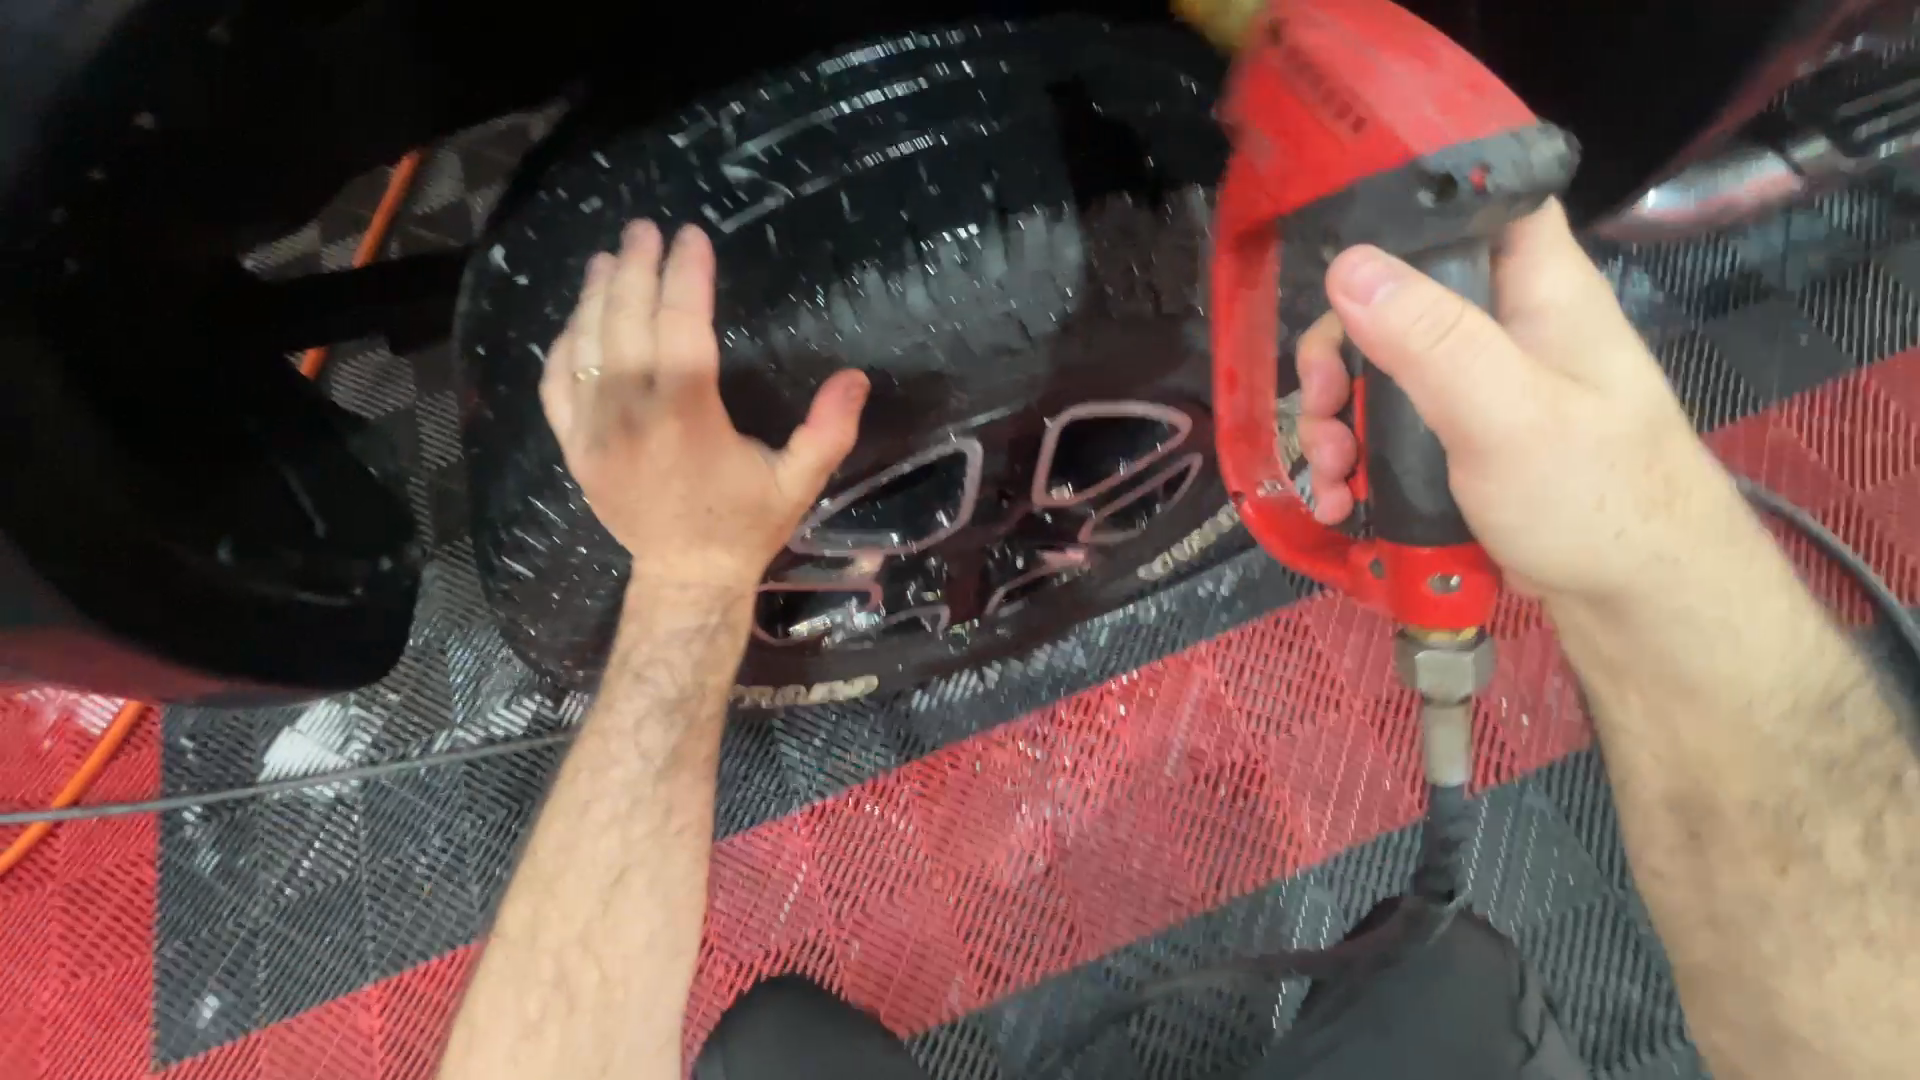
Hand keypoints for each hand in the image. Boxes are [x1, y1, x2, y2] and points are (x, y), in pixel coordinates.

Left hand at [541, 220, 869, 592]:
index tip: (690, 238)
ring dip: (597, 295)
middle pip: (626, 323)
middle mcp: (633, 416)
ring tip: (609, 258)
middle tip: (644, 230)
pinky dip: (565, 344)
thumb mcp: (798, 483)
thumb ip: (828, 431)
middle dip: (635, 268)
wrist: (686, 577)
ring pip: (587, 346)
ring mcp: (594, 431)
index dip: (685, 277)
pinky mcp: (574, 447)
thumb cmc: (745, 526)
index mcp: (689, 419)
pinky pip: (558, 383)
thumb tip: (856, 377)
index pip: (681, 327)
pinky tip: (580, 320)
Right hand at [1294, 201, 1758, 607]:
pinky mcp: (1446, 438)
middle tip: (1322, 406)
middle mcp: (1496, 328)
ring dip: (1331, 424)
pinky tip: (1338, 500)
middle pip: (1389, 303)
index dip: (1409, 210)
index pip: (1478, 205)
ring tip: (1331, 479)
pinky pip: (1376, 429)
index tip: (1340, 255)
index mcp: (1533, 292)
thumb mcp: (1506, 415)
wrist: (1623, 597)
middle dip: (1335, 358)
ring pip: (1370, 373)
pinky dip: (1347, 462)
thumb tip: (1348, 268)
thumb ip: (1431, 341)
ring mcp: (1467, 387)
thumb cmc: (1591, 499)